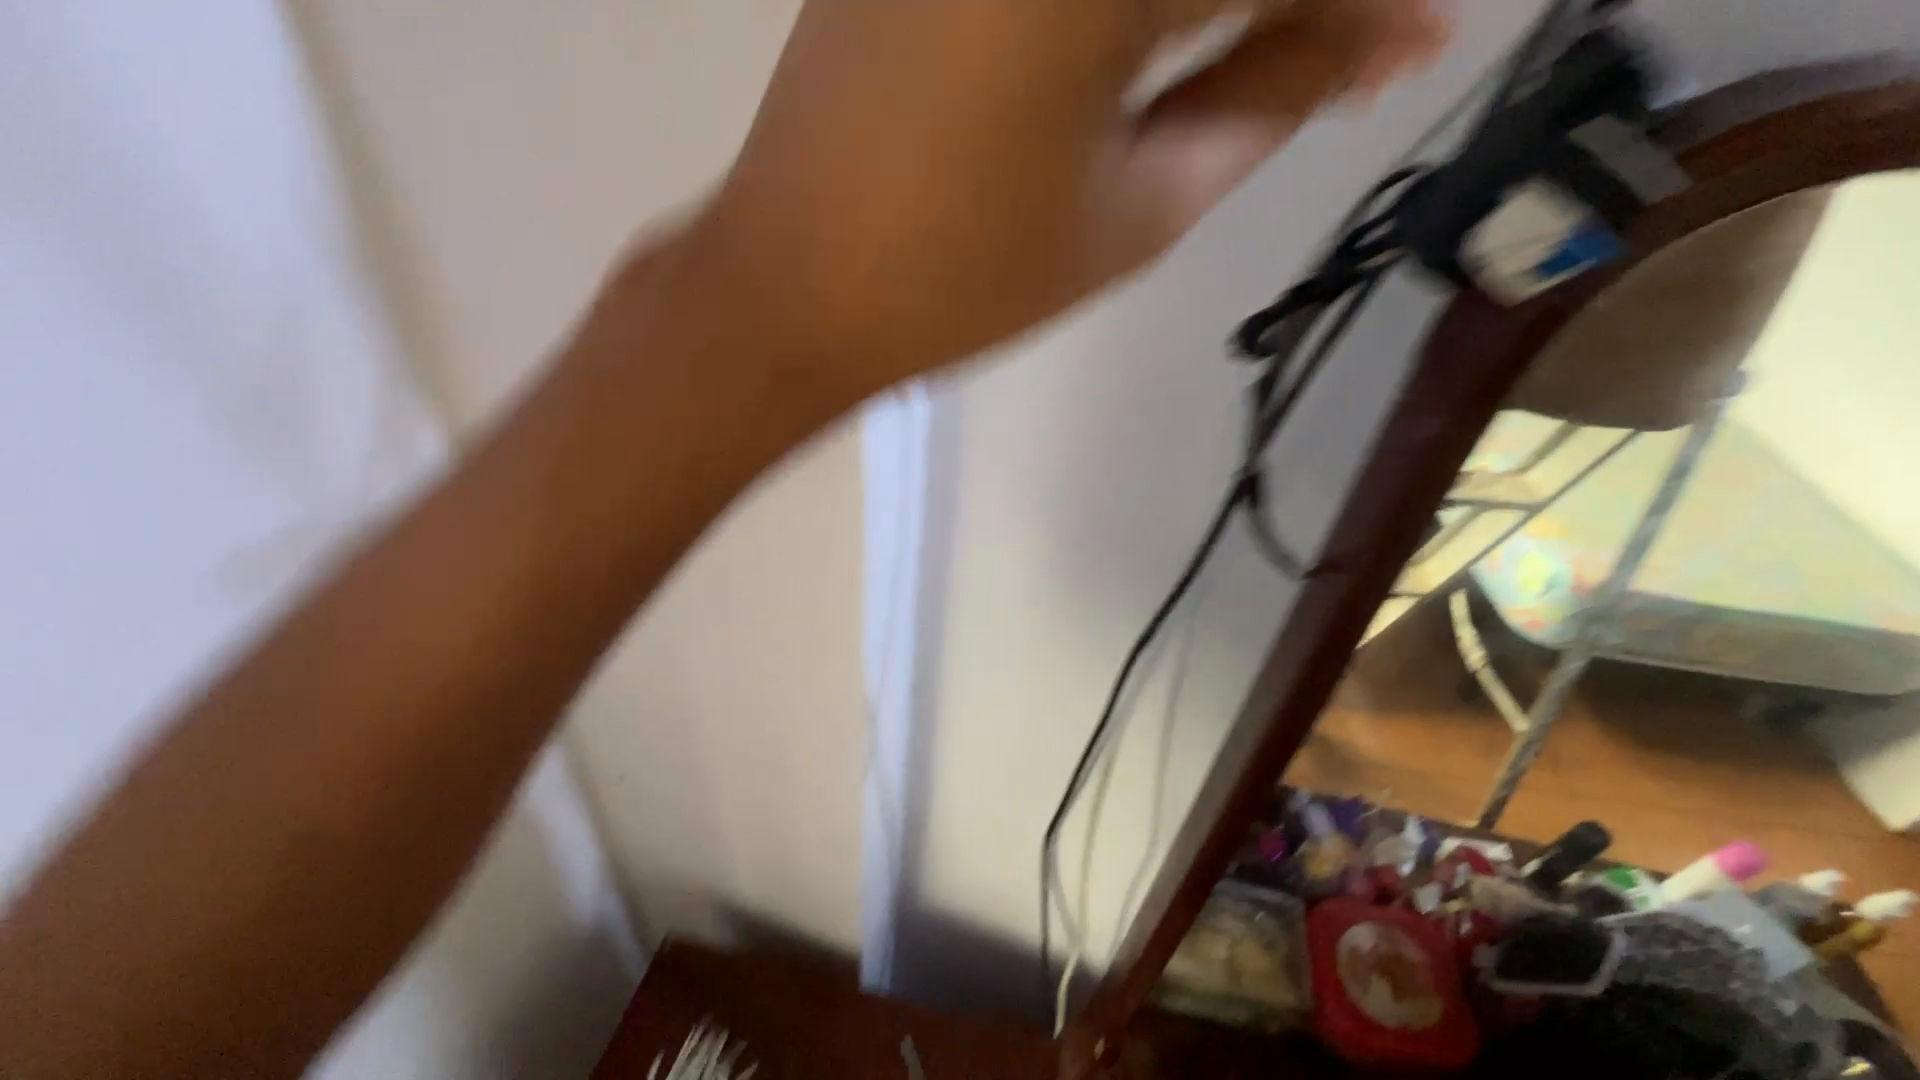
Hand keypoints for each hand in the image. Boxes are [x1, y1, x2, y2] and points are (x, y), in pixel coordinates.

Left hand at [671, 0, 1451, 398]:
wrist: (790, 289)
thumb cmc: (963, 279)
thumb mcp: (1138, 207)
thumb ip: (1262, 99)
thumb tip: (1372, 41)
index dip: (1364, 5)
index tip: (1416, 40)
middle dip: (1300, 1)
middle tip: (1351, 47)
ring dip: (1220, 0)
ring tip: (1278, 51)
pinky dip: (1134, 4)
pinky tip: (1174, 30)